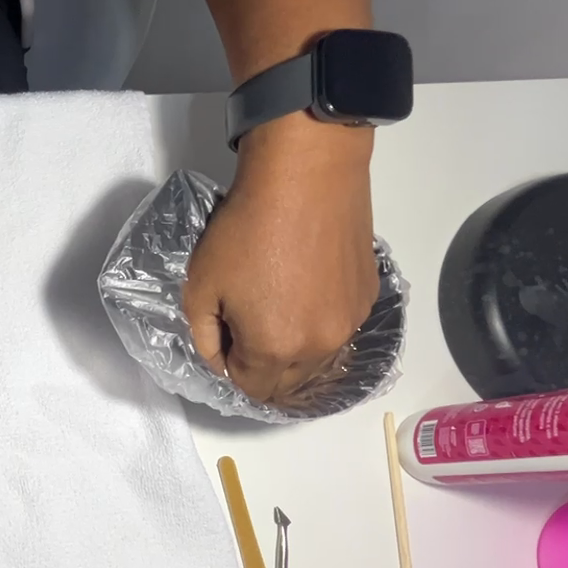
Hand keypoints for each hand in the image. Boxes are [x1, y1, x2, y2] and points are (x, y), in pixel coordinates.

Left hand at [181, 116, 377, 405]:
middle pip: (287, 382)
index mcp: (275, 349)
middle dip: (259, 369)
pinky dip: (315, 329)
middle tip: (239, 333)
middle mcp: (321, 345)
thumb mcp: (199, 291)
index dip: (230, 371)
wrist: (306, 179)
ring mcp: (352, 320)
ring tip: (268, 318)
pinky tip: (298, 300)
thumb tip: (218, 362)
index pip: (251, 388)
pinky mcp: (369, 294)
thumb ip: (204, 339)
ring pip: (316, 361)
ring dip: (290, 353)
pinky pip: (337, 332)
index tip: (220, 344)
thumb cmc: (242, 235)